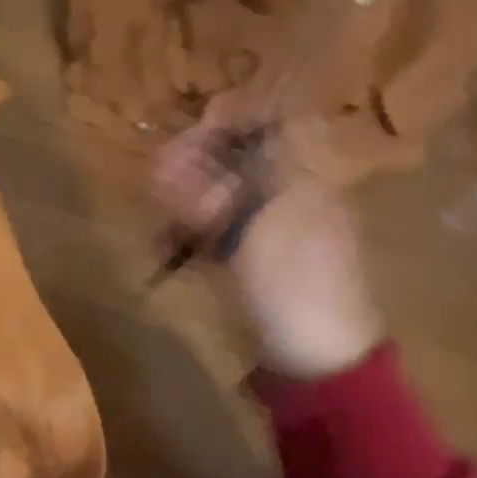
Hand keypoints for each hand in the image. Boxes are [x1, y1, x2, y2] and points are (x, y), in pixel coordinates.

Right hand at [152, 117, 383, 381]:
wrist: (317, 360)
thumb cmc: (293, 287)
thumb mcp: (256, 226)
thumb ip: (218, 183)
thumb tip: (180, 147)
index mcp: (301, 174)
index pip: (269, 119)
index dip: (229, 117)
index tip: (190, 135)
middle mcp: (285, 191)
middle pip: (234, 155)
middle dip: (192, 163)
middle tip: (159, 186)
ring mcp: (265, 227)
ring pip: (216, 193)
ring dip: (182, 200)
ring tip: (159, 224)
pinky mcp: (247, 260)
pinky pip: (211, 231)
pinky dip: (187, 234)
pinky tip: (166, 249)